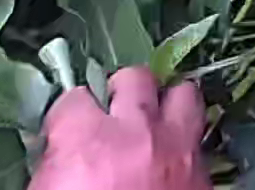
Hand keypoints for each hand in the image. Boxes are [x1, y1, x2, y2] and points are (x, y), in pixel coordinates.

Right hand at [30, 67, 210, 189]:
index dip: (65, 116)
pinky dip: (186, 142)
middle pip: (133, 78)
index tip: (61, 132)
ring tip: (152, 124)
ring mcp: (177, 151)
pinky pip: (201, 138)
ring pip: (182, 93)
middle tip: (110, 121)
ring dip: (165, 105)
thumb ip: (49, 166)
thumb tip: (53, 151)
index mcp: (87, 144)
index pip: (71, 99)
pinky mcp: (205, 176)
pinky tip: (173, 157)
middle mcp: (136, 134)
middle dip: (120, 94)